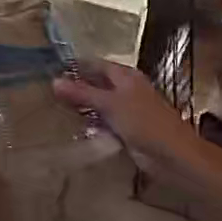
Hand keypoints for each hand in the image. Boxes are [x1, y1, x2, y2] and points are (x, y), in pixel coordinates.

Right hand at [53, 60, 221, 199]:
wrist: (174, 156)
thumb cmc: (144, 122)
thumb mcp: (109, 104)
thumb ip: (82, 93)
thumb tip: (54, 81)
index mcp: (125, 76)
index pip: (93, 64)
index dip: (74, 66)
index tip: (49, 71)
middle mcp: (125, 88)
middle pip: (94, 83)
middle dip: (74, 87)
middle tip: (47, 92)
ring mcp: (126, 109)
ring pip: (97, 103)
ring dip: (81, 106)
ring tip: (54, 108)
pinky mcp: (126, 129)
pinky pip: (102, 121)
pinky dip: (90, 122)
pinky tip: (74, 126)